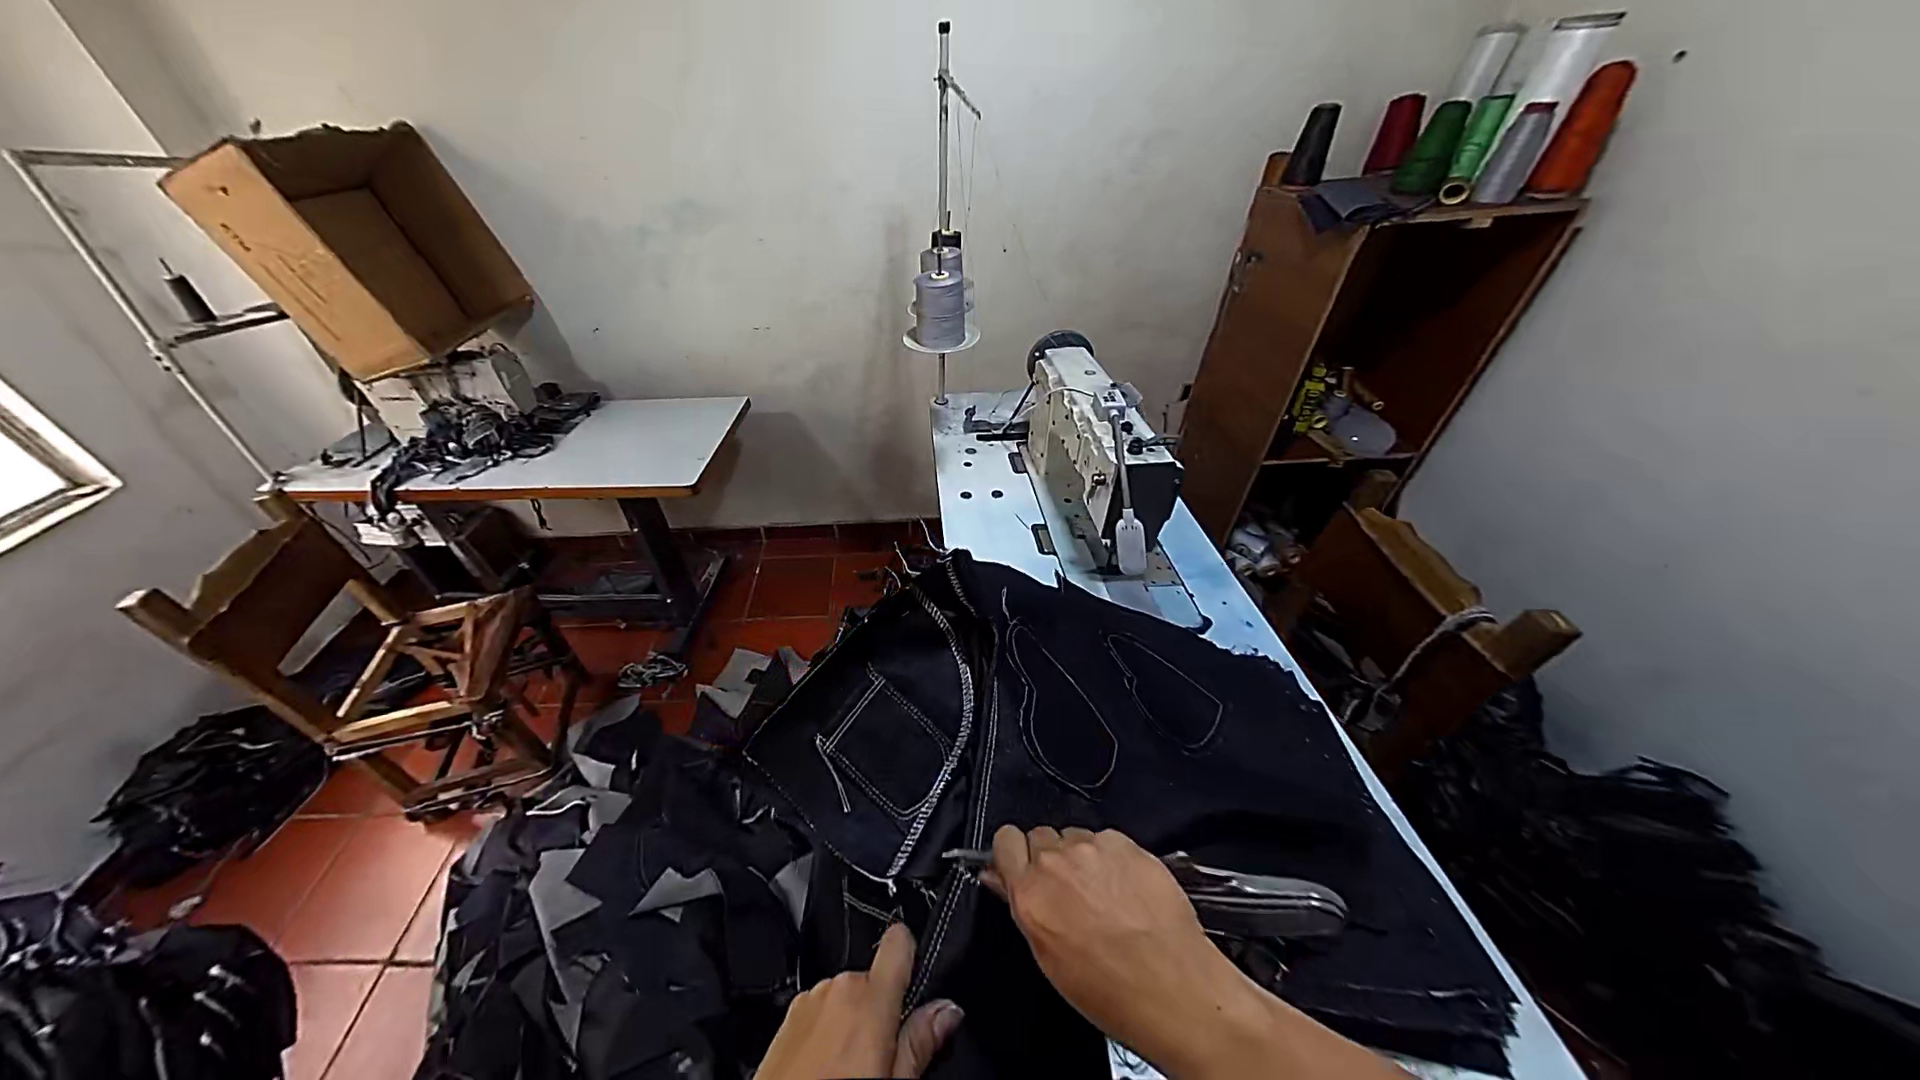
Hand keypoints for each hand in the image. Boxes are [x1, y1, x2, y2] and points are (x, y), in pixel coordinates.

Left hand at [757, 922, 963, 1078]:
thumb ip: (920, 1040)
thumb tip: (948, 1010)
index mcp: (871, 998)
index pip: (899, 941)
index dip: (911, 952)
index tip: (916, 975)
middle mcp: (838, 988)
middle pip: (873, 980)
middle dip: (881, 1010)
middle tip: (881, 1057)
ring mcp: (809, 1001)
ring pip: (846, 998)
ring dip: (852, 1023)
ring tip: (849, 1071)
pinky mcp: (787, 1020)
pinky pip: (820, 1012)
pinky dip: (826, 1033)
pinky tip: (825, 1072)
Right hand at [984, 825, 1406, 1079]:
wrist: (1189, 998)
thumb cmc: (1113, 995)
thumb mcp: (1055, 959)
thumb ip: (1031, 910)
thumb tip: (1014, 881)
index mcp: (1037, 896)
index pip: (1006, 843)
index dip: (1015, 854)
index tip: (1023, 866)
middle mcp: (1066, 861)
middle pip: (1042, 833)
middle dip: (1051, 854)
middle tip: (1073, 886)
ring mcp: (1104, 850)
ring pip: (1080, 834)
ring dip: (1086, 853)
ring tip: (1109, 890)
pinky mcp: (1137, 848)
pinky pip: (1112, 839)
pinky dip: (1115, 854)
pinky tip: (1135, 887)